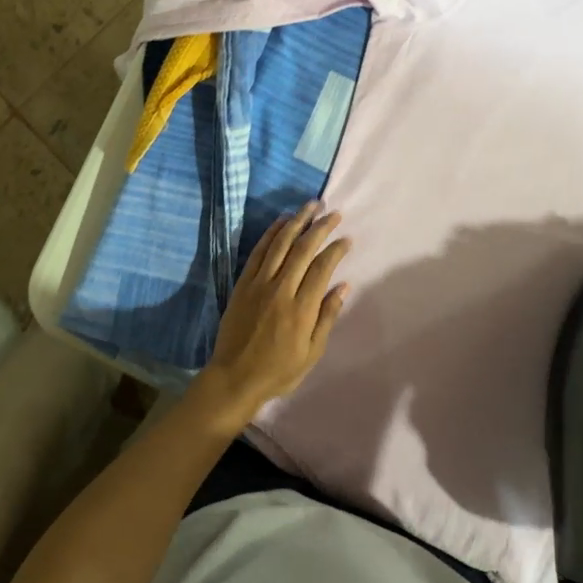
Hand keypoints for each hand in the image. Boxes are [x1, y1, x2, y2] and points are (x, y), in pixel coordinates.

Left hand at [189, 203, 351, 431]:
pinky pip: (258, 252)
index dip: (336, 250)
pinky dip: (271, 234)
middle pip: (302, 249)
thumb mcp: (312, 352)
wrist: (235, 377)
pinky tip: (281, 222)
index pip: (322, 269)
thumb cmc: (279, 371)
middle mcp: (280, 290)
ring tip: (310, 206)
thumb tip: (343, 285)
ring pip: (279, 244)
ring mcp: (258, 284)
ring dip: (296, 221)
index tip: (347, 238)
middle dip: (319, 227)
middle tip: (333, 212)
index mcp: (301, 310)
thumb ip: (327, 316)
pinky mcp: (243, 283)